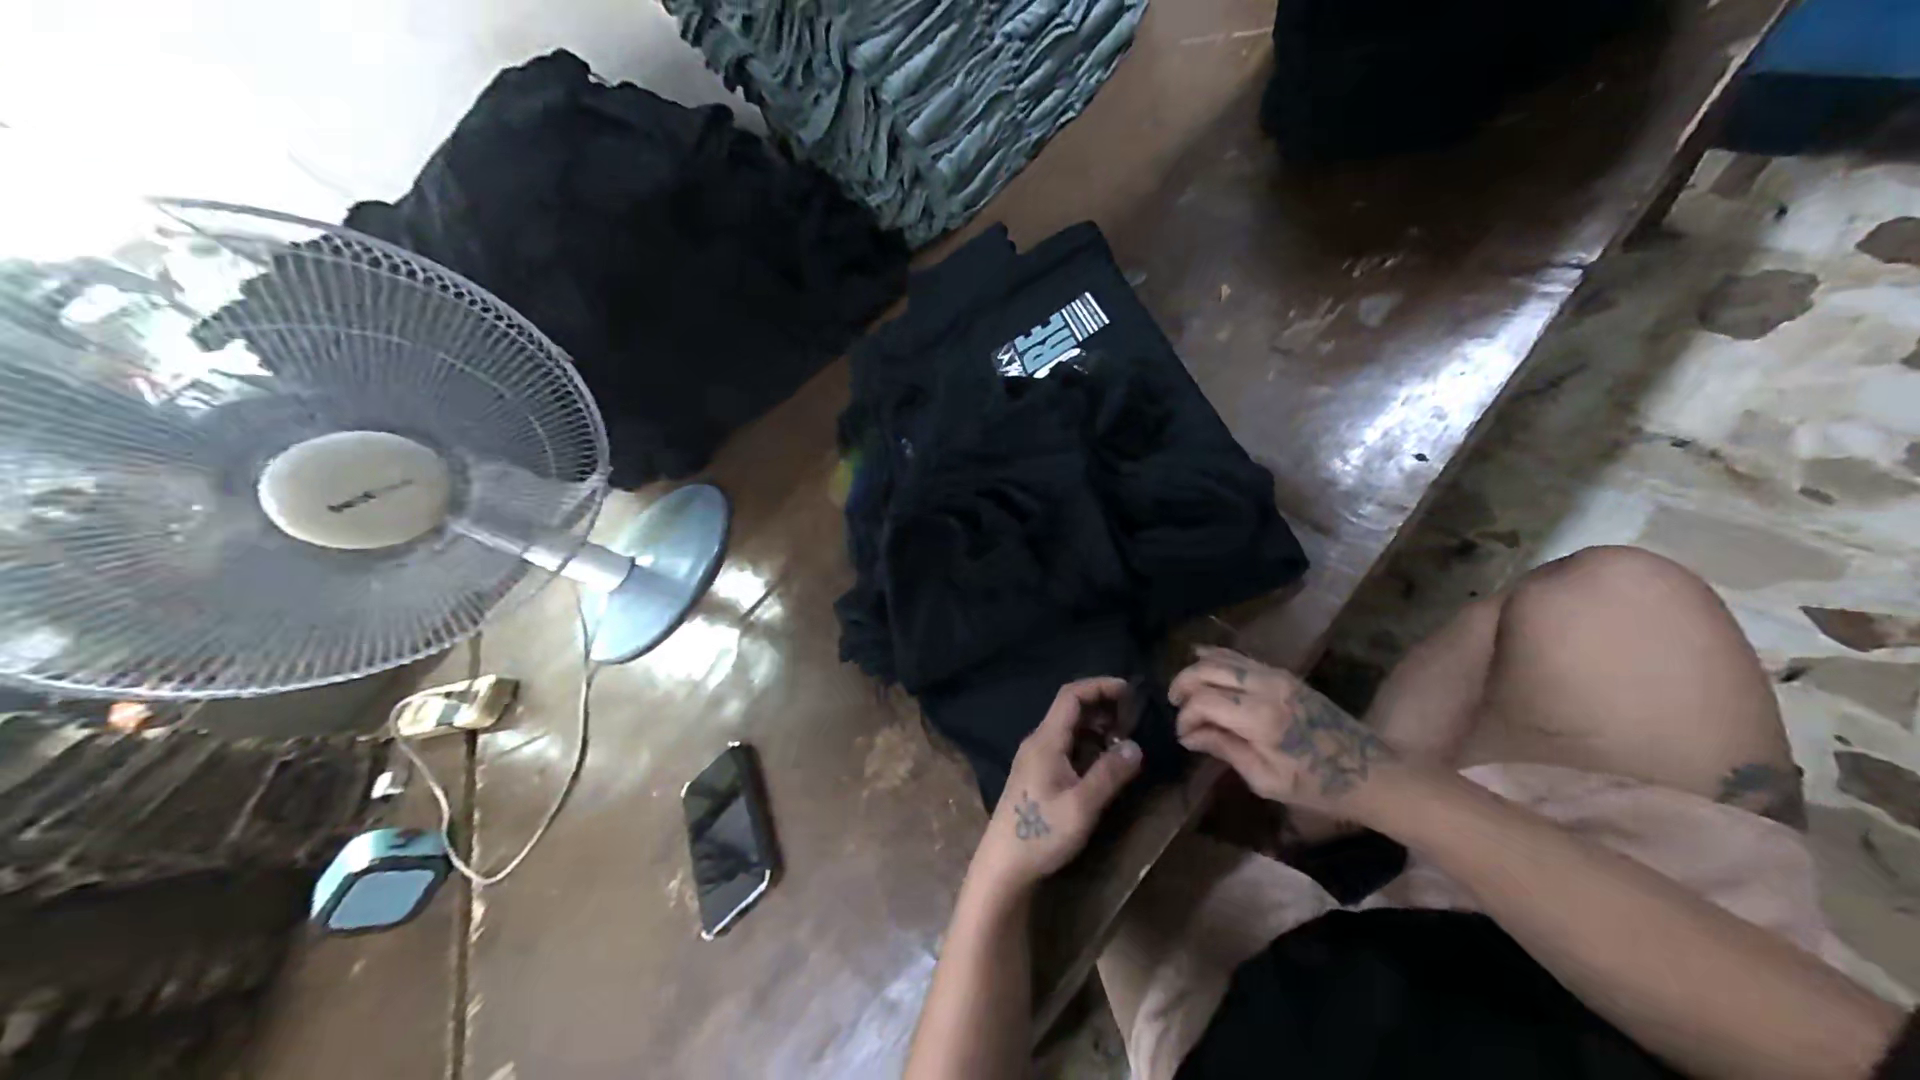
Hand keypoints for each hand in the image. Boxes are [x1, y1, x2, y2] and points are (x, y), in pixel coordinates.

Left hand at [967, 678, 1143, 899]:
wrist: (1003, 866)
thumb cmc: (1041, 834)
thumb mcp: (1082, 806)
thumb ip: (1110, 773)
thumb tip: (1135, 744)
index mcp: (1045, 741)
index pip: (1071, 696)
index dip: (1100, 686)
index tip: (1130, 692)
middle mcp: (1037, 742)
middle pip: (1070, 709)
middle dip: (1102, 707)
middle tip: (1133, 720)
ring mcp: (1035, 759)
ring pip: (1068, 729)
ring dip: (1096, 728)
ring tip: (1124, 743)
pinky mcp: (1037, 775)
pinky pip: (1065, 747)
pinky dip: (1087, 746)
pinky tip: (1104, 764)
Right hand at [1169, 646, 1395, 814]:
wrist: (1372, 773)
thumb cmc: (1317, 786)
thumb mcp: (1265, 780)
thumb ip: (1224, 749)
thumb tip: (1189, 735)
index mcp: (1261, 719)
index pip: (1204, 701)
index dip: (1186, 717)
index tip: (1183, 736)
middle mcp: (1267, 688)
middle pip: (1207, 670)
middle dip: (1184, 685)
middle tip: (1175, 705)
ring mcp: (1278, 676)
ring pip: (1222, 658)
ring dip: (1197, 670)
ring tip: (1184, 691)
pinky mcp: (1285, 675)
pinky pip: (1241, 657)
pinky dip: (1217, 658)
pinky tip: (1201, 660)